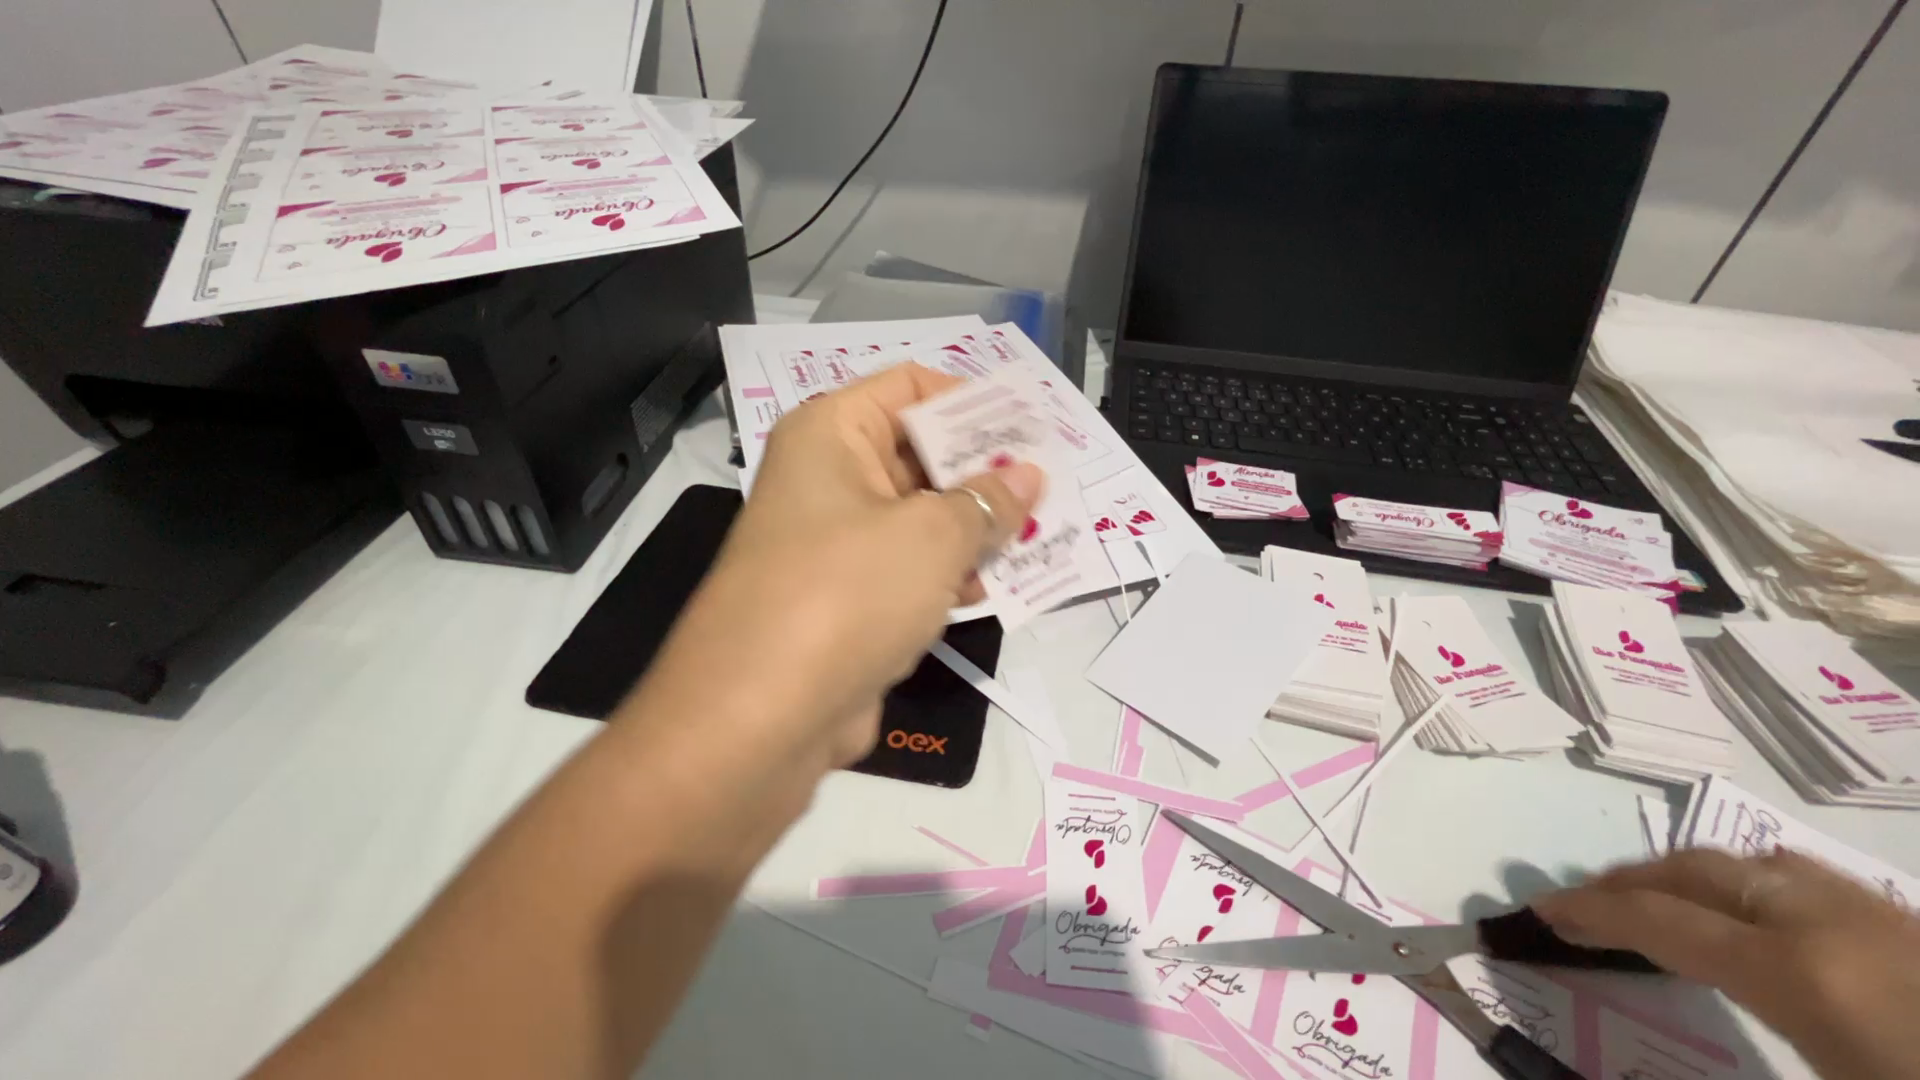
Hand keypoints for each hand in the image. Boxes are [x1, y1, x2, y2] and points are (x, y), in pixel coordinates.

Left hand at [630, 363, 1044, 768]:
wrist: (763, 715)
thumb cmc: (848, 592)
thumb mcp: (933, 536)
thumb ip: (988, 500)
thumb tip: (1027, 473)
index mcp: (831, 433)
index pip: (909, 386)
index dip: (972, 399)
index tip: (1033, 426)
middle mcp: (826, 478)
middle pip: (918, 452)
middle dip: (984, 471)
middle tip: (1052, 486)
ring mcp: (833, 543)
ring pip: (919, 516)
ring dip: (975, 528)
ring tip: (1041, 535)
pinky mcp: (845, 600)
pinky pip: (908, 569)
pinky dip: (949, 574)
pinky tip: (997, 587)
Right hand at [1533, 849, 1919, 1079]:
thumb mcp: (1816, 1076)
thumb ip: (1730, 1013)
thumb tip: (1660, 974)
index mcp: (1796, 973)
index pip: (1660, 920)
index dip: (1591, 910)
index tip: (1544, 909)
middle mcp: (1826, 922)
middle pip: (1696, 872)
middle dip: (1630, 881)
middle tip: (1589, 902)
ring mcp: (1876, 914)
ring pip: (1750, 862)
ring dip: (1689, 875)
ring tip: (1659, 898)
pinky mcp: (1909, 921)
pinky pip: (1807, 878)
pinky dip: (1753, 882)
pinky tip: (1750, 909)